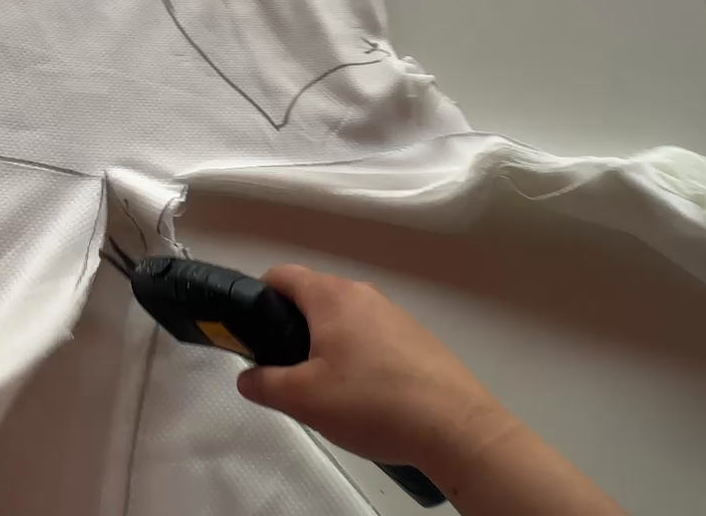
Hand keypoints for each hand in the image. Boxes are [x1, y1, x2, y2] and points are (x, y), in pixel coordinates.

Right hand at [236, 265, 514, 471]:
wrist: (459, 431)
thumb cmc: (372, 403)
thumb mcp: (305, 400)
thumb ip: (265, 384)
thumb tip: (246, 378)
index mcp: (329, 295)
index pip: (280, 274)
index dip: (258, 296)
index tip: (254, 330)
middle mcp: (360, 292)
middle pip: (313, 295)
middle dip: (294, 325)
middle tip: (290, 367)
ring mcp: (393, 312)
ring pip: (344, 315)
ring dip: (329, 340)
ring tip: (331, 385)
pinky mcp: (417, 336)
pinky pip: (373, 333)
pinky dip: (361, 352)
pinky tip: (370, 392)